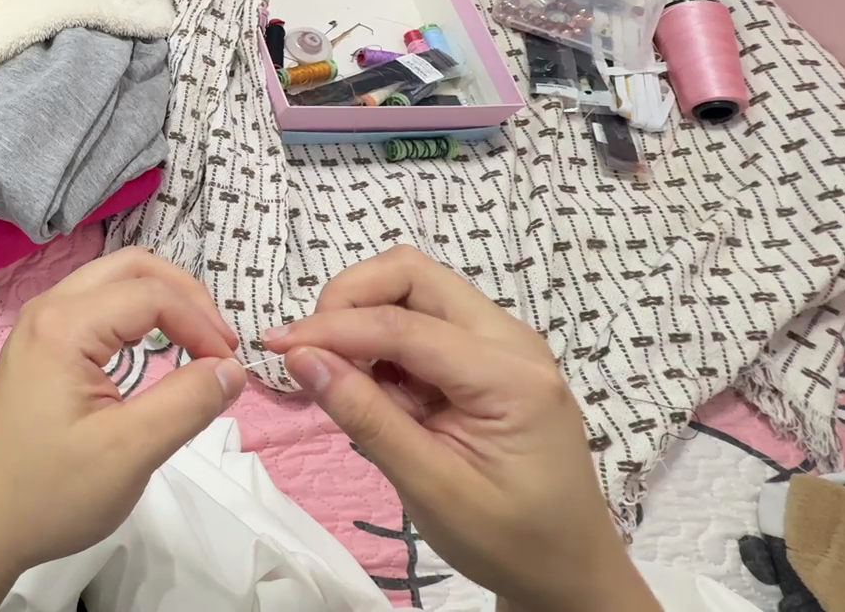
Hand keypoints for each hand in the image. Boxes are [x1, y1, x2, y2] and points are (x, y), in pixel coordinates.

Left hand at [0, 248, 245, 610]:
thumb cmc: (50, 492)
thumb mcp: (129, 453)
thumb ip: (187, 403)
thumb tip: (232, 367)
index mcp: (65, 324)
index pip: (150, 294)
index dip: (200, 322)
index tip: (230, 366)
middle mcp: (48, 307)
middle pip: (130, 267)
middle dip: (183, 293)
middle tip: (219, 339)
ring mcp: (39, 323)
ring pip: (111, 280)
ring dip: (159, 298)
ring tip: (197, 339)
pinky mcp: (39, 343)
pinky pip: (95, 304)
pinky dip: (134, 313)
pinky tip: (155, 344)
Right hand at [262, 246, 658, 611]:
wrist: (569, 572)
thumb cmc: (508, 540)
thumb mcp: (430, 489)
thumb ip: (364, 417)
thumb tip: (298, 357)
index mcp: (509, 376)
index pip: (401, 325)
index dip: (330, 328)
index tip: (276, 347)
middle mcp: (508, 338)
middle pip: (409, 272)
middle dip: (347, 297)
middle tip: (312, 346)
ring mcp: (497, 337)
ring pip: (409, 282)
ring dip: (361, 312)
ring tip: (343, 370)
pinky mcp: (481, 347)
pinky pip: (416, 311)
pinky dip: (378, 331)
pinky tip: (373, 380)